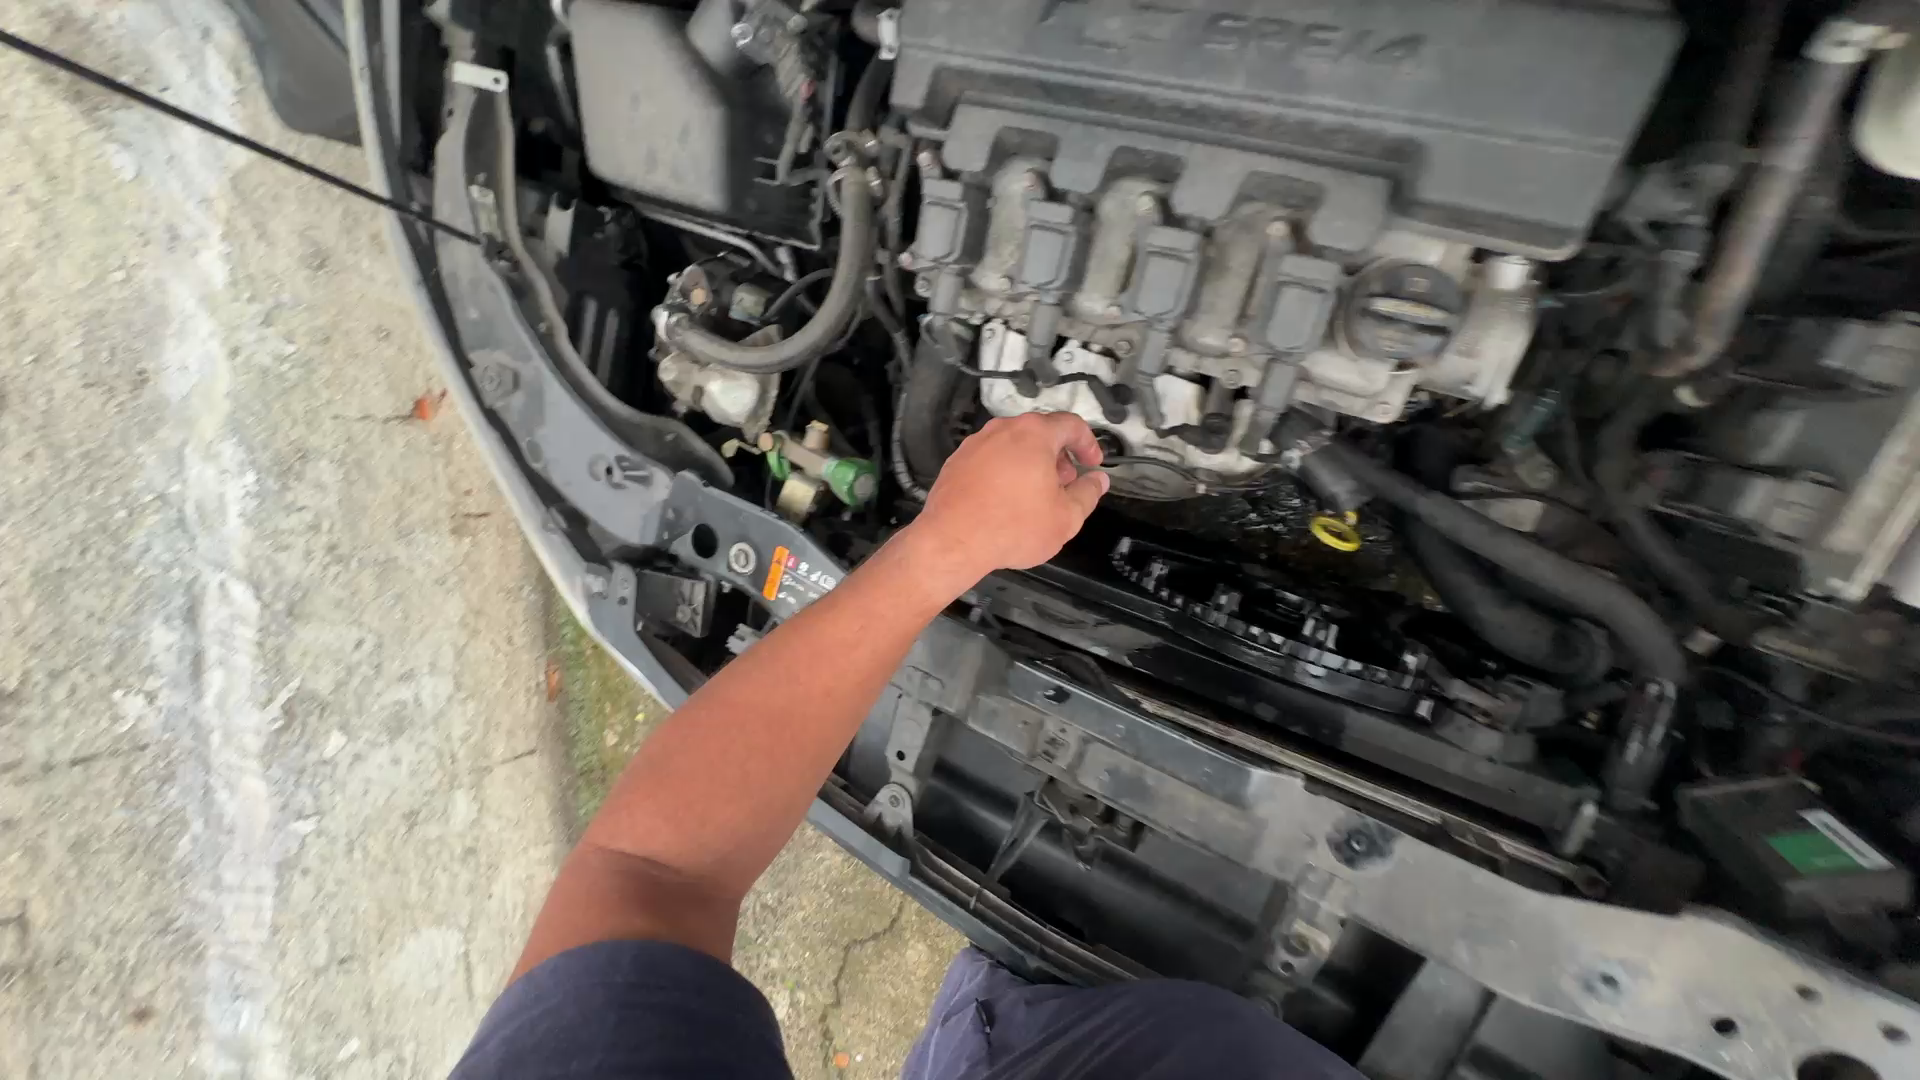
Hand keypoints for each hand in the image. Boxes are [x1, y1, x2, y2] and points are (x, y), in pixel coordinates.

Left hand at [903, 413, 1108, 586]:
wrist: (953, 541)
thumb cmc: (1011, 527)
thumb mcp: (1066, 517)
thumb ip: (1088, 494)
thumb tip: (1097, 482)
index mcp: (1034, 434)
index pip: (1071, 425)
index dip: (1088, 443)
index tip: (1092, 463)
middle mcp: (1003, 430)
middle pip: (1040, 432)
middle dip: (1058, 455)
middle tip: (1066, 482)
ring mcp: (976, 443)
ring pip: (1013, 445)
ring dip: (1031, 463)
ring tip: (1036, 494)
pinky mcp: (957, 461)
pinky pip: (990, 459)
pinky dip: (1004, 472)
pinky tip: (1006, 500)